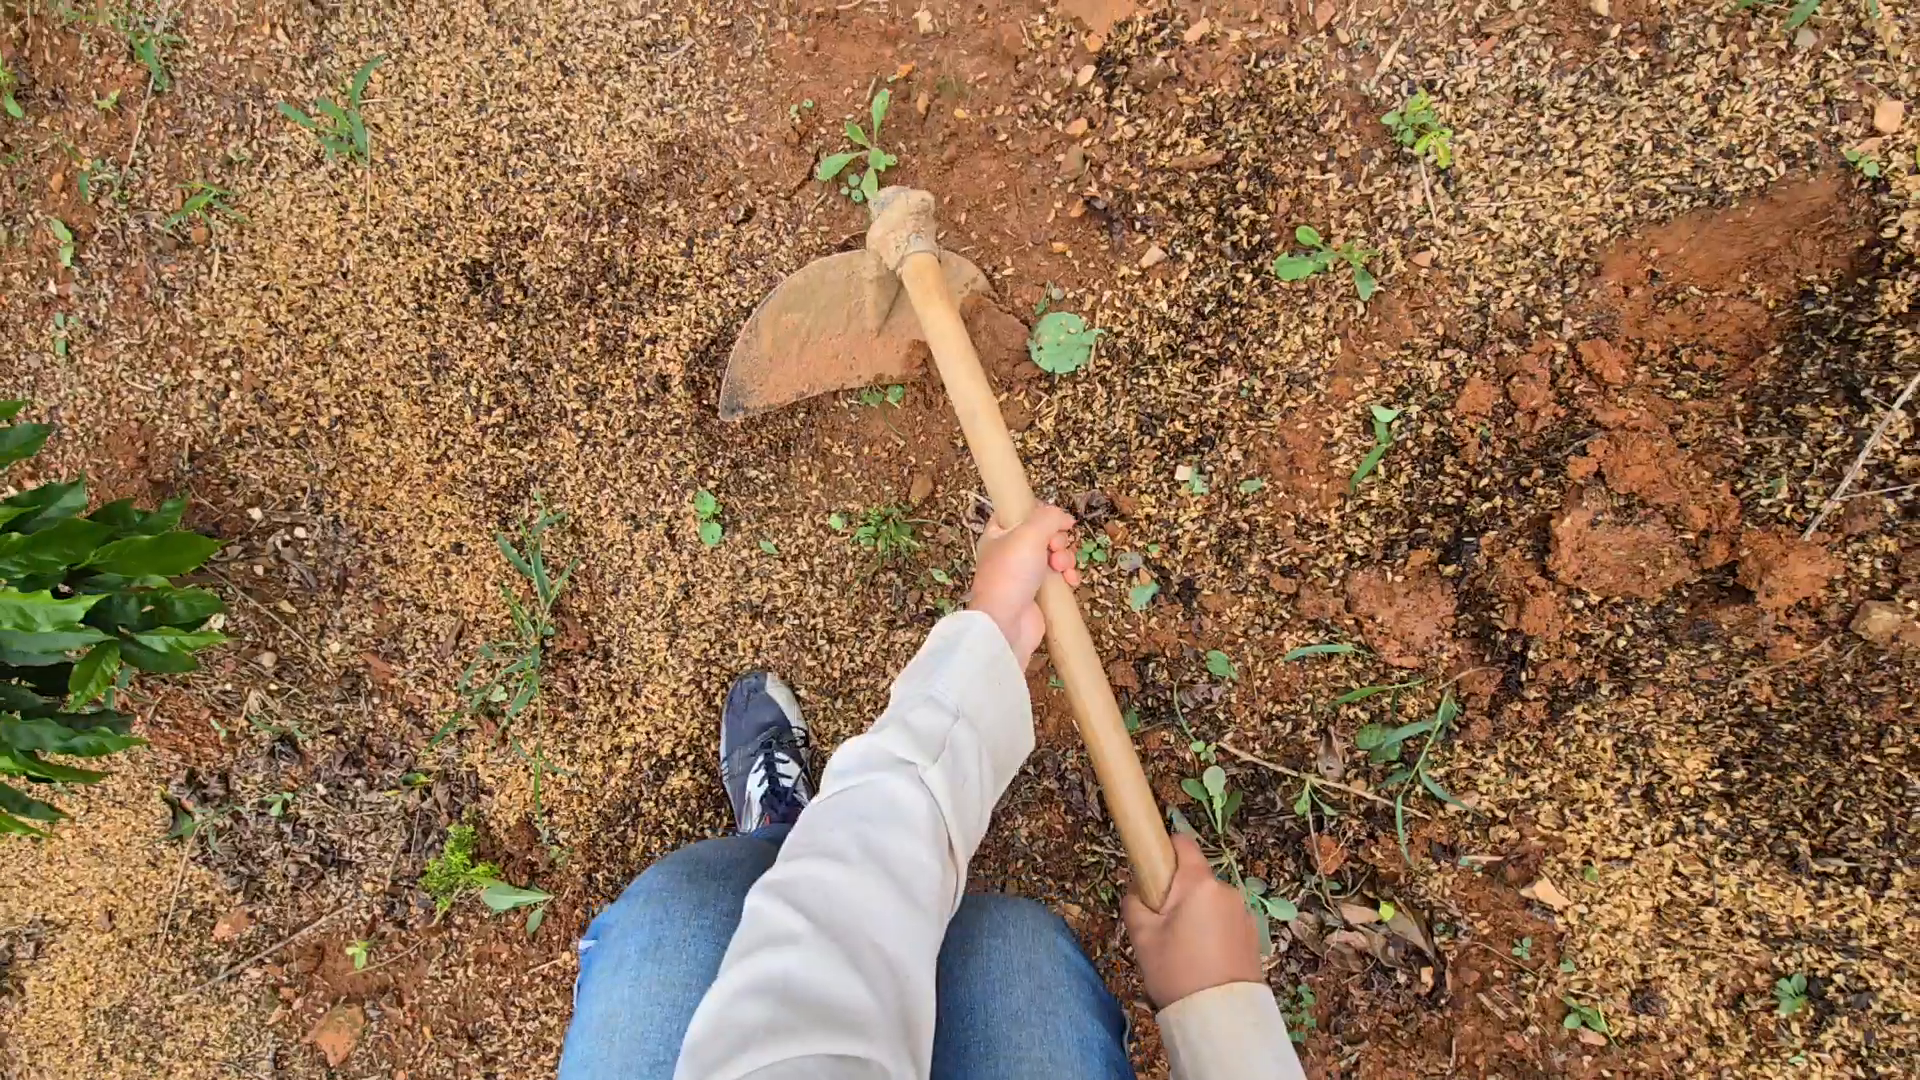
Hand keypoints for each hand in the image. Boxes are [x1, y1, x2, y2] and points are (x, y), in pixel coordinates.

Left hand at [968, 504, 1080, 667]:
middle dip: (1058, 539)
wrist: (1006, 624)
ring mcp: (1024, 573)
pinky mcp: (1037, 592)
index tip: (1056, 519)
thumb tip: (1064, 518)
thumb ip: (1049, 517)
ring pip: (1054, 554)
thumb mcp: (1029, 534)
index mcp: (998, 534)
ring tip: (1062, 568)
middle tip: (1054, 550)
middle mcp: (1010, 551)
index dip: (1040, 512)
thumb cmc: (1010, 575)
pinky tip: (1071, 581)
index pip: (1020, 512)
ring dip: (1065, 558)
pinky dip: (1068, 576)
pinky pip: (1058, 576)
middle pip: (1043, 533)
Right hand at [1122, 833, 1263, 1009]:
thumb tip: (1139, 890)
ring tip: (1184, 948)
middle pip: (1194, 876)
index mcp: (1199, 883)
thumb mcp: (1142, 936)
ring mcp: (1244, 914)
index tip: (1152, 870)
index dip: (1164, 849)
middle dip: (1178, 892)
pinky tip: (1203, 959)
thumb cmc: (1177, 972)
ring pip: (1209, 900)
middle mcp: (1226, 890)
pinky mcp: (1253, 936)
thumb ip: (1134, 901)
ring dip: (1196, 913)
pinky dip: (1212, 930)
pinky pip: (1224, 920)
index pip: (1182, 842)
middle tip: (1163, 924)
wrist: (1221, 1023)